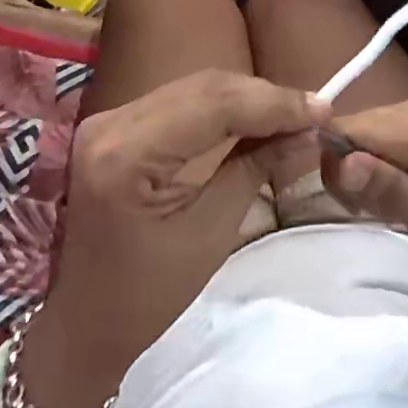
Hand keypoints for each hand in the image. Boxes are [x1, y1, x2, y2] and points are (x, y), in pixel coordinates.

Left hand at [21, 71, 326, 407]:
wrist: (84, 322)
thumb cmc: (147, 295)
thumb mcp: (212, 230)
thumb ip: (257, 166)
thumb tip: (308, 129)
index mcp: (126, 155)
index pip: (215, 104)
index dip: (274, 102)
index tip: (323, 109)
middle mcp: (111, 123)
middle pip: (207, 87)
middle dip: (267, 97)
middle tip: (315, 113)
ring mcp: (109, 119)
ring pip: (198, 86)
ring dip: (250, 97)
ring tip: (294, 115)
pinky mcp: (117, 123)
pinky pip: (184, 99)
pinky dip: (227, 105)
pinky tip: (257, 117)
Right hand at [322, 96, 407, 272]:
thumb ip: (389, 190)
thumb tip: (341, 163)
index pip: (341, 130)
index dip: (334, 168)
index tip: (356, 205)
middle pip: (348, 131)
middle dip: (349, 173)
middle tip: (378, 211)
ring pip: (359, 135)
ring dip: (363, 173)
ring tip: (395, 205)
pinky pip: (377, 137)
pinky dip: (378, 167)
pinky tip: (402, 191)